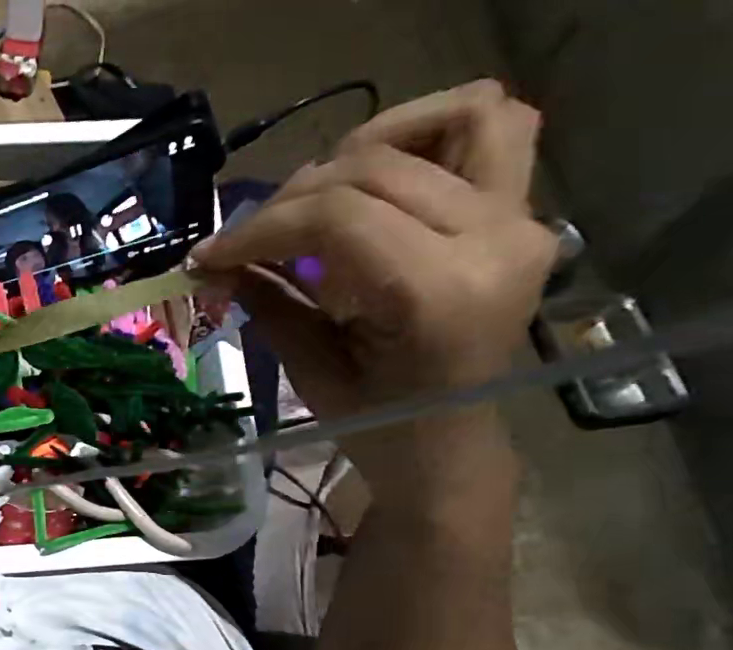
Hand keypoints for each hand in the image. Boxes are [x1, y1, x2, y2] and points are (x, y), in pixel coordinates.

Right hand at [192, 80, 554, 509]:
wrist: (447, 447)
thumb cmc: (377, 427)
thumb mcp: (312, 370)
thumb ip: (268, 300)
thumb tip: (211, 261)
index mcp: (438, 297)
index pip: (337, 220)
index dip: (261, 228)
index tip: (211, 255)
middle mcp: (493, 243)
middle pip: (374, 170)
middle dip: (291, 200)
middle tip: (250, 240)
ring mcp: (519, 221)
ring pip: (453, 119)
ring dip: (370, 143)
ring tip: (321, 193)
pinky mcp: (522, 213)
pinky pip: (493, 127)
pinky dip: (431, 129)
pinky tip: (381, 170)